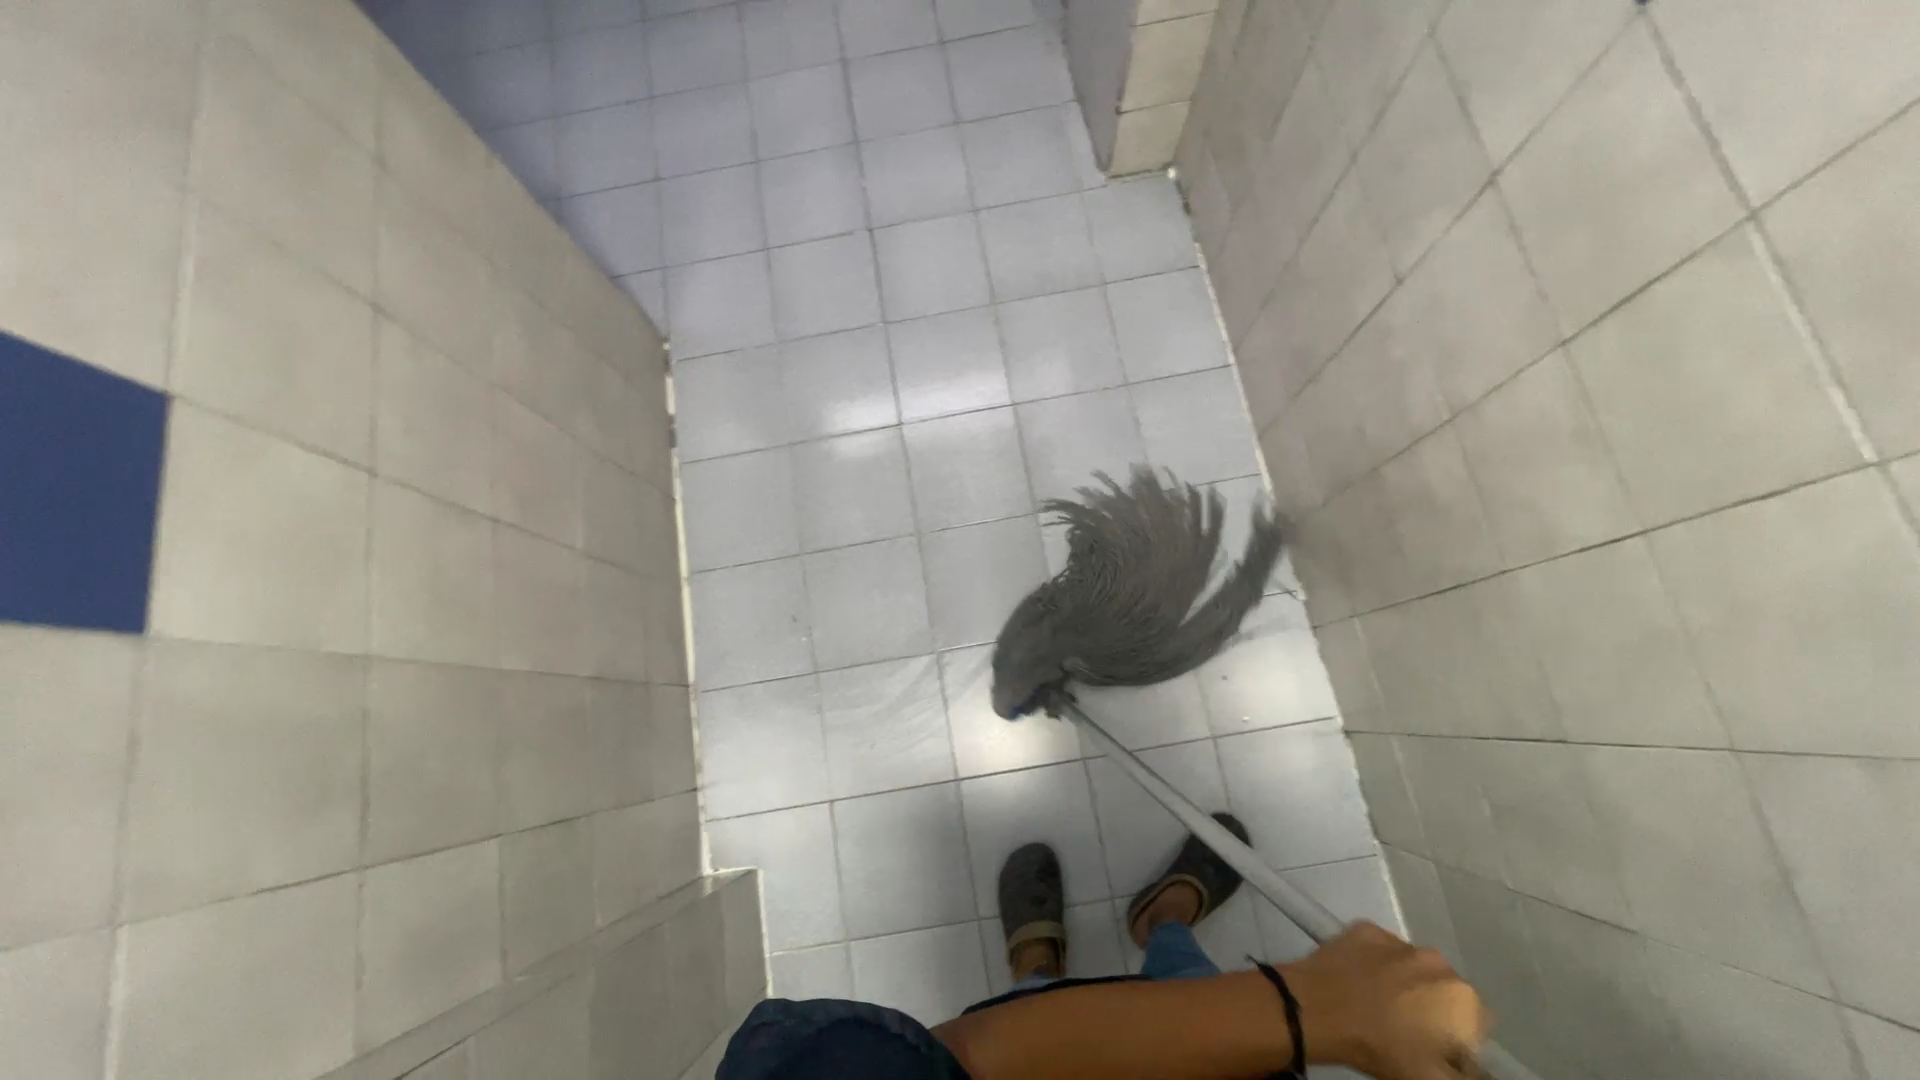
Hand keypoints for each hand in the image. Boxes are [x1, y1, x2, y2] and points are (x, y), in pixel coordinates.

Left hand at [1280, 921, 1491, 1079]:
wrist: (1318, 1008)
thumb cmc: (1381, 1047)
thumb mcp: (1433, 1079)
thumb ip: (1463, 1076)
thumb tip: (1469, 1068)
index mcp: (1463, 997)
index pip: (1477, 1025)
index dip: (1460, 1042)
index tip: (1436, 1052)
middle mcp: (1436, 960)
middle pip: (1445, 991)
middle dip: (1434, 1008)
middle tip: (1406, 1028)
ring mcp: (1398, 939)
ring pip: (1413, 966)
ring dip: (1405, 983)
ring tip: (1379, 1003)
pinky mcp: (1364, 928)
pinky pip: (1380, 949)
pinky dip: (1375, 962)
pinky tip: (1359, 980)